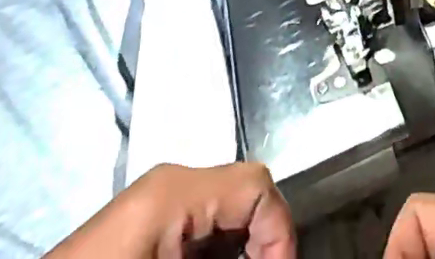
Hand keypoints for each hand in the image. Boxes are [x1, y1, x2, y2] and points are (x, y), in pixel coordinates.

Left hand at [44, 162, 296, 258]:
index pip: (257, 183)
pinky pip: (205, 230)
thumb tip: (276, 256)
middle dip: (265, 245)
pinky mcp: (153, 225)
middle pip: (245, 198)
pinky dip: (221, 256)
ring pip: (228, 217)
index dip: (281, 235)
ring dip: (244, 253)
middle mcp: (172, 184)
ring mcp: (160, 203)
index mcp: (177, 189)